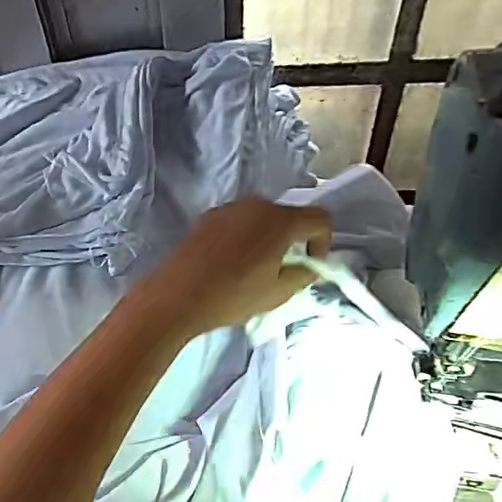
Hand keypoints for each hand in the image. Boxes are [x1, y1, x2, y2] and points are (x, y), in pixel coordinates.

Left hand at [137, 199, 331, 337]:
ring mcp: (229, 208)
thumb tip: (310, 266)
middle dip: (294, 239)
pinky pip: (237, 222)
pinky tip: (230, 262)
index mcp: (280, 221)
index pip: (320, 219)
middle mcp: (256, 205)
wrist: (177, 296)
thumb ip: (303, 275)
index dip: (324, 242)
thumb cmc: (232, 296)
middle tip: (283, 268)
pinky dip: (244, 236)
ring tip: (255, 267)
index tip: (311, 264)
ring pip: (261, 217)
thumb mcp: (277, 293)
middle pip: (289, 215)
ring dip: (268, 237)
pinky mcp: (207, 217)